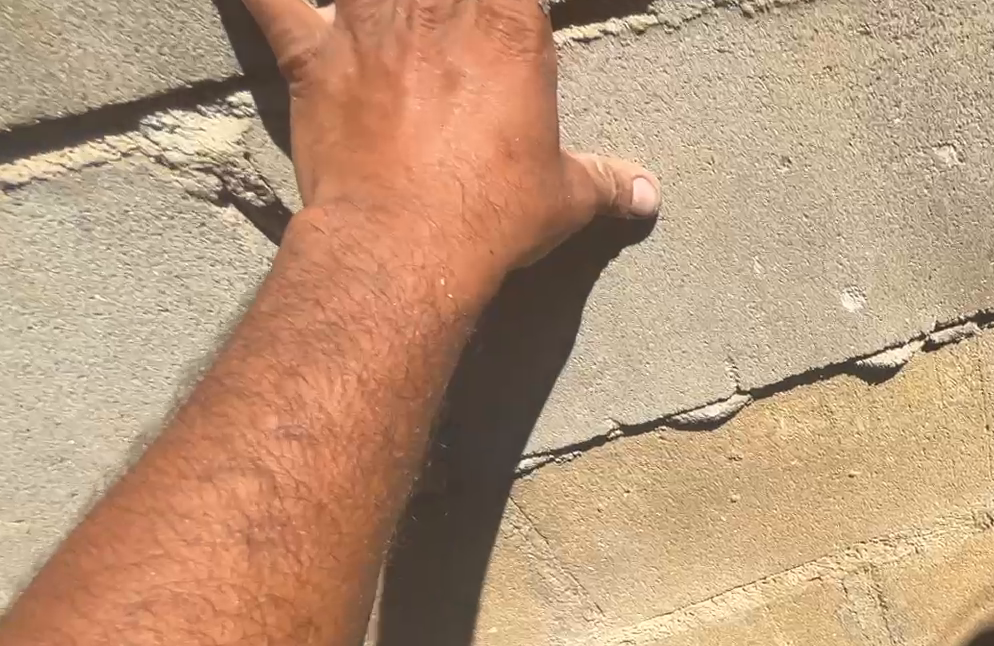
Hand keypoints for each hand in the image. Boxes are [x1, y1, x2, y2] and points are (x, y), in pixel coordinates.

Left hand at [240, 0, 659, 287]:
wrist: (411, 242)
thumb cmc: (499, 212)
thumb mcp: (570, 200)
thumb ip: (610, 184)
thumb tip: (649, 194)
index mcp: (510, 31)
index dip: (523, 1)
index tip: (528, 15)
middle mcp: (436, 6)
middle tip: (464, 11)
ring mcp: (364, 20)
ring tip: (404, 6)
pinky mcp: (312, 53)